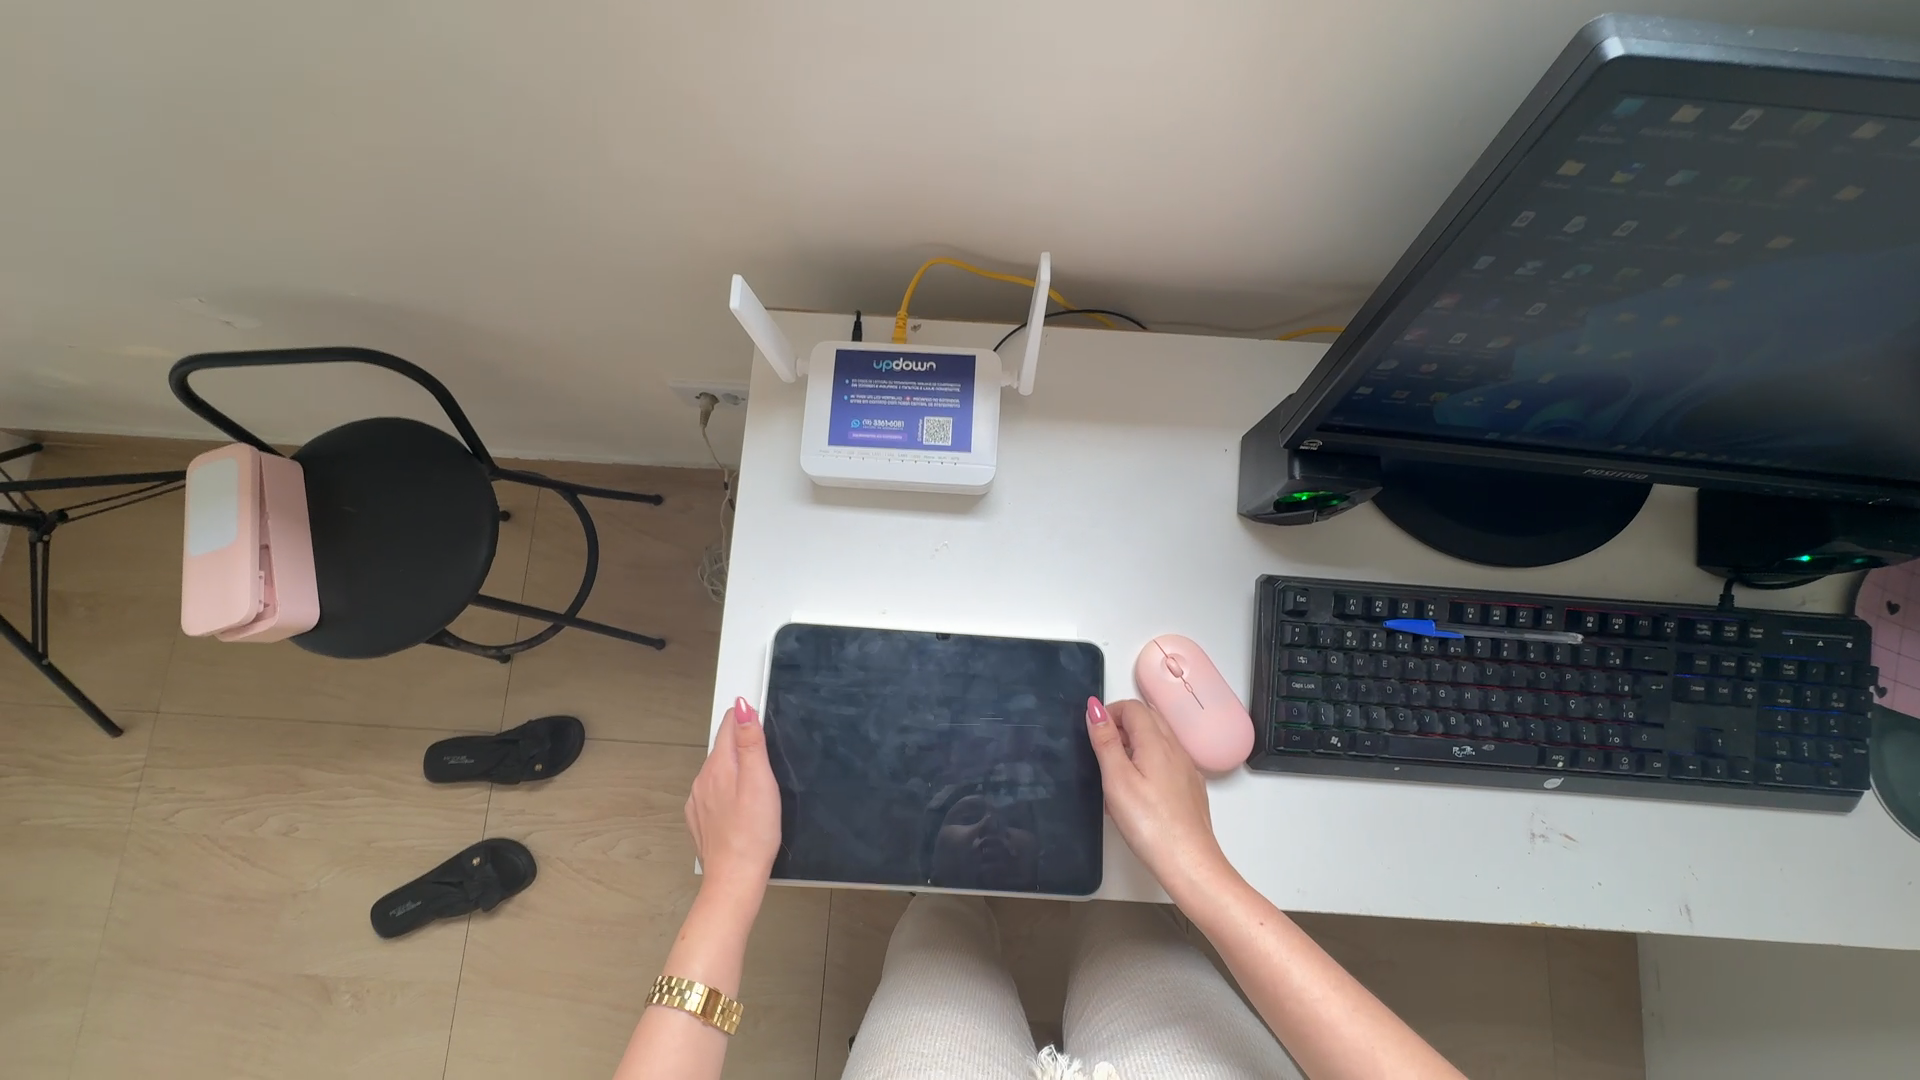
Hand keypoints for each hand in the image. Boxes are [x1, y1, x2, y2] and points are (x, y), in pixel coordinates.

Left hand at [685, 697, 782, 900]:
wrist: (734, 879)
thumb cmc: (754, 832)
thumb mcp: (761, 781)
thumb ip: (751, 742)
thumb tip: (742, 706)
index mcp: (719, 765)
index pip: (729, 725)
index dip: (747, 718)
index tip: (763, 723)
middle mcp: (703, 779)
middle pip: (723, 747)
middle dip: (743, 744)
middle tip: (767, 756)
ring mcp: (698, 800)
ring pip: (719, 770)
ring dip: (735, 769)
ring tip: (757, 782)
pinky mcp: (700, 818)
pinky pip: (714, 792)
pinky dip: (728, 790)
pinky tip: (742, 805)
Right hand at [1085, 698, 1235, 900]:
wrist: (1189, 863)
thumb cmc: (1150, 825)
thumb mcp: (1117, 780)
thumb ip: (1105, 741)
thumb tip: (1095, 708)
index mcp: (1157, 743)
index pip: (1133, 707)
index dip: (1110, 712)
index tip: (1093, 732)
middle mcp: (1176, 750)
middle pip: (1149, 717)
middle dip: (1122, 723)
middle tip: (1101, 747)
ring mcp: (1186, 769)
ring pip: (1159, 738)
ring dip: (1135, 741)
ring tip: (1114, 770)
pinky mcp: (1190, 787)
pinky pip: (1167, 759)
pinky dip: (1148, 759)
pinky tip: (1136, 789)